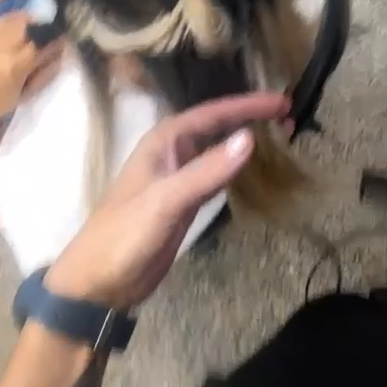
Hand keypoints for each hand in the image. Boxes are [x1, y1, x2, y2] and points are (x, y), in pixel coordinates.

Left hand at [45, 91, 289, 308]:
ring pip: (219, 147)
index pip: (214, 112)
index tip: (283, 101)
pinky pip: (217, 173)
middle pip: (218, 125)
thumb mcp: (167, 201)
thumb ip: (208, 171)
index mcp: (164, 140)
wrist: (97, 285)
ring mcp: (178, 176)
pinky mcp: (184, 201)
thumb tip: (251, 138)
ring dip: (247, 139)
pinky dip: (238, 166)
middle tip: (290, 117)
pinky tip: (254, 166)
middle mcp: (173, 151)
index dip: (249, 105)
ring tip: (282, 135)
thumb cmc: (125, 236)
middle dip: (252, 117)